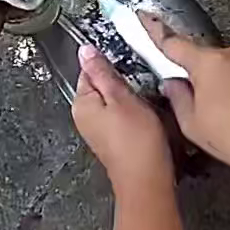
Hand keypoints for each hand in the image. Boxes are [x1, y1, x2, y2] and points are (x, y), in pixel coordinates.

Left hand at [72, 44, 173, 192]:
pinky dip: (135, 112)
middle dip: (122, 82)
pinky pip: (122, 115)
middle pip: (102, 85)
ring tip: (146, 101)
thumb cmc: (136, 141)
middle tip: (141, 86)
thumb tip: (85, 50)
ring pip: (115, 100)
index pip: (90, 69)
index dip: (111, 65)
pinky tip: (147, 116)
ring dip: (132, 97)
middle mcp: (85, 117)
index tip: (130, 67)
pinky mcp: (114, 138)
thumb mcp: (121, 97)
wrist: (147, 180)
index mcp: (81, 104)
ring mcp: (99, 129)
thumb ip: (102, 72)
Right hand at [142, 16, 229, 167]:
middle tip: (200, 109)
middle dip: (198, 79)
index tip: (146, 17)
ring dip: (222, 87)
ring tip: (227, 119)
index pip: (173, 42)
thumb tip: (172, 85)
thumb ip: (177, 98)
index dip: (155, 30)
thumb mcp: (192, 123)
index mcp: (206, 63)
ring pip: (226, 70)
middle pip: (203, 60)